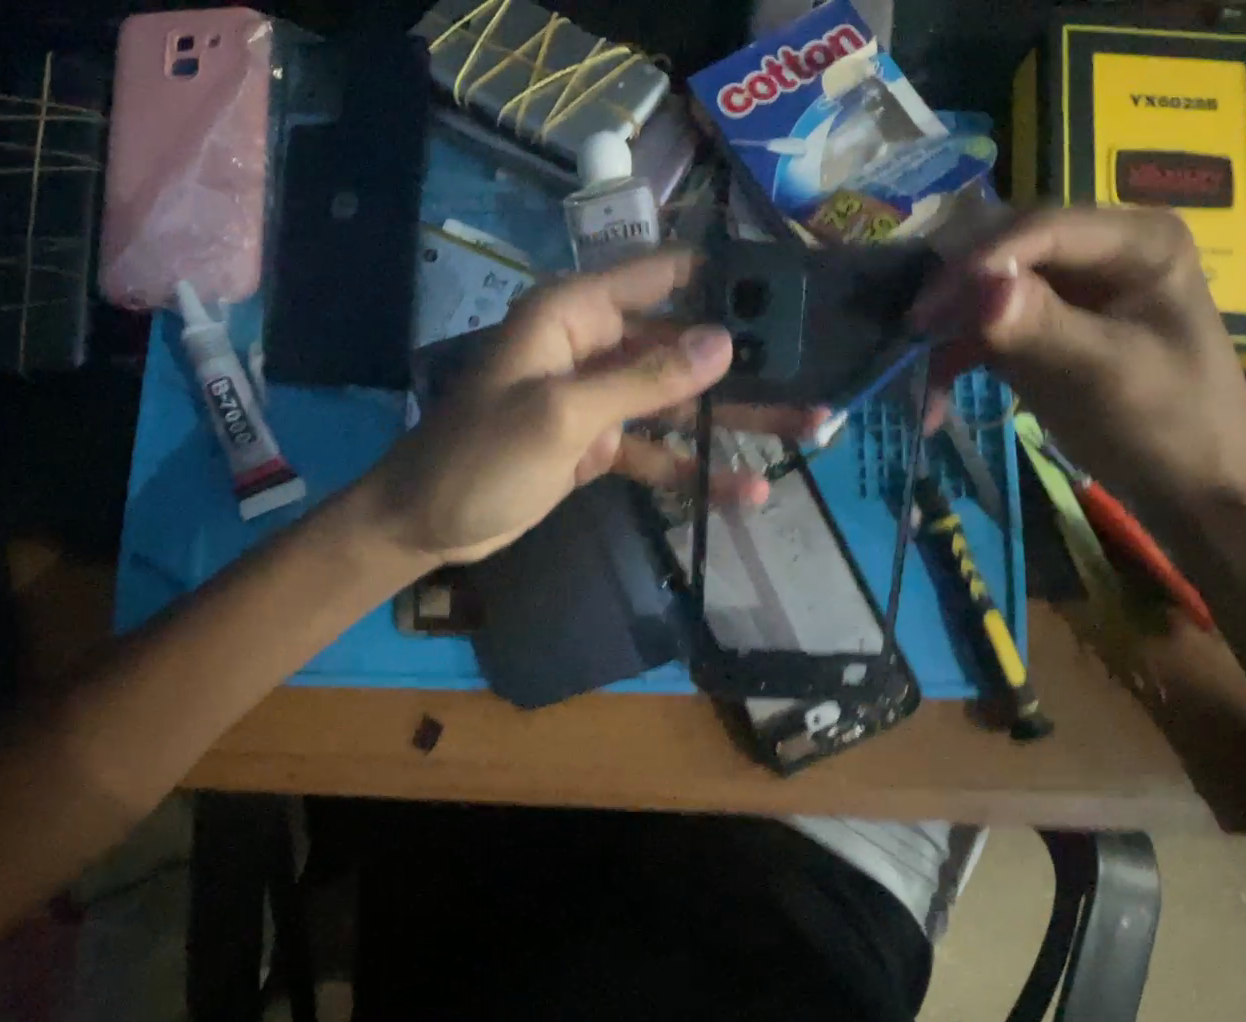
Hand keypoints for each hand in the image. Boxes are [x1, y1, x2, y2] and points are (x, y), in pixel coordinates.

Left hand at [366, 252, 815, 565]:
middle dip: (746, 365)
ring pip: (680, 402)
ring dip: (737, 420)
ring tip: (809, 430)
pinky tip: (746, 492)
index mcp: (574, 314)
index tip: (790, 291)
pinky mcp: (600, 444)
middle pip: (683, 346)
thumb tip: (723, 344)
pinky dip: (697, 470)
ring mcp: (600, 398)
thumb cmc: (481, 456)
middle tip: (818, 376)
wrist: (428, 521)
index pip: (661, 277)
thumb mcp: (562, 414)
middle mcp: (593, 345)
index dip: (723, 281)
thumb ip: (643, 380)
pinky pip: (659, 450)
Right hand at [911, 206, 1245, 509]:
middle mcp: (1098, 252)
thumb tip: (981, 290)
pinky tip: (933, 404)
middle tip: (914, 336)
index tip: (928, 309)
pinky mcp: (1041, 328)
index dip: (981, 262)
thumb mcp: (1104, 373)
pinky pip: (983, 329)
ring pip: (983, 290)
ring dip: (947, 332)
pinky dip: (956, 361)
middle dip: (956, 294)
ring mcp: (1066, 291)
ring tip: (917, 374)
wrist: (1190, 484)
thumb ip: (1042, 327)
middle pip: (1004, 252)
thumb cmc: (1166, 423)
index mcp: (1136, 242)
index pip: (1042, 228)